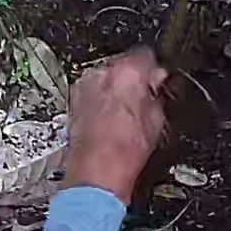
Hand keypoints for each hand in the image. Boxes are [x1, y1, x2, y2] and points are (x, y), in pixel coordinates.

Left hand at [64, 47, 168, 203]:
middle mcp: (102, 74)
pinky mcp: (73, 101)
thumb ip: (157, 95)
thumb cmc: (123, 152)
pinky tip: (109, 121)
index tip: (157, 81)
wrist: (97, 173)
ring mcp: (84, 87)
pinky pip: (92, 93)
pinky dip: (100, 101)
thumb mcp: (157, 121)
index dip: (154, 71)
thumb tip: (156, 88)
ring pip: (105, 78)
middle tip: (142, 100)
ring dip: (115, 90)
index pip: (146, 56)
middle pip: (123, 65)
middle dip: (133, 80)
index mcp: (127, 73)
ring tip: (124, 116)